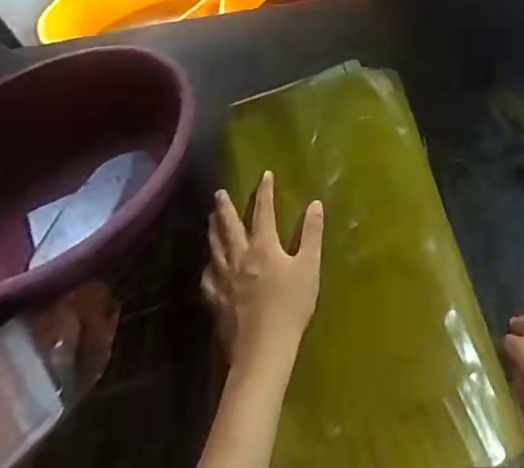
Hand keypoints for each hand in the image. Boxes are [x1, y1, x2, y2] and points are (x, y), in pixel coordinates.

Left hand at [201, 172, 323, 362]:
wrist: (263, 349)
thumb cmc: (291, 306)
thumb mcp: (309, 267)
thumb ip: (311, 234)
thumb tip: (315, 204)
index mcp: (263, 246)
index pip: (263, 211)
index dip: (264, 192)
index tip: (265, 174)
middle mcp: (239, 257)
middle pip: (229, 226)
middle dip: (225, 207)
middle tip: (219, 193)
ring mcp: (224, 279)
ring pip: (215, 247)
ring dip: (213, 229)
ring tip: (210, 218)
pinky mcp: (216, 299)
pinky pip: (208, 275)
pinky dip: (209, 263)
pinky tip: (209, 264)